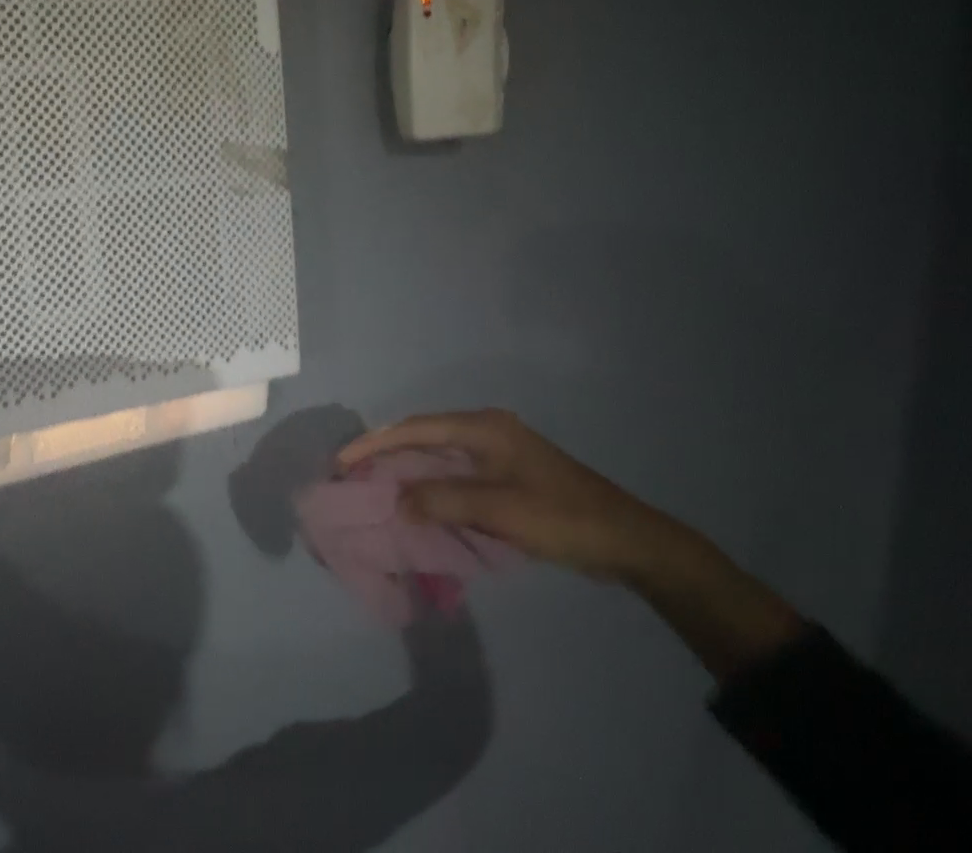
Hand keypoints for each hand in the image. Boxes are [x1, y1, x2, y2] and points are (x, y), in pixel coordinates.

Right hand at [337, 409, 683, 582]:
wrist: (629, 542)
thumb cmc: (564, 519)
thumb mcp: (499, 510)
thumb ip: (442, 500)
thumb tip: (396, 501)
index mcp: (485, 429)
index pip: (415, 429)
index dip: (375, 444)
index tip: (341, 461)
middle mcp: (488, 433)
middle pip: (422, 437)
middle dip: (384, 454)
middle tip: (349, 474)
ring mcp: (498, 455)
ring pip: (436, 457)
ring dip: (405, 471)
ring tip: (371, 487)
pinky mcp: (505, 477)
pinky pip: (453, 475)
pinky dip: (428, 486)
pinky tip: (413, 502)